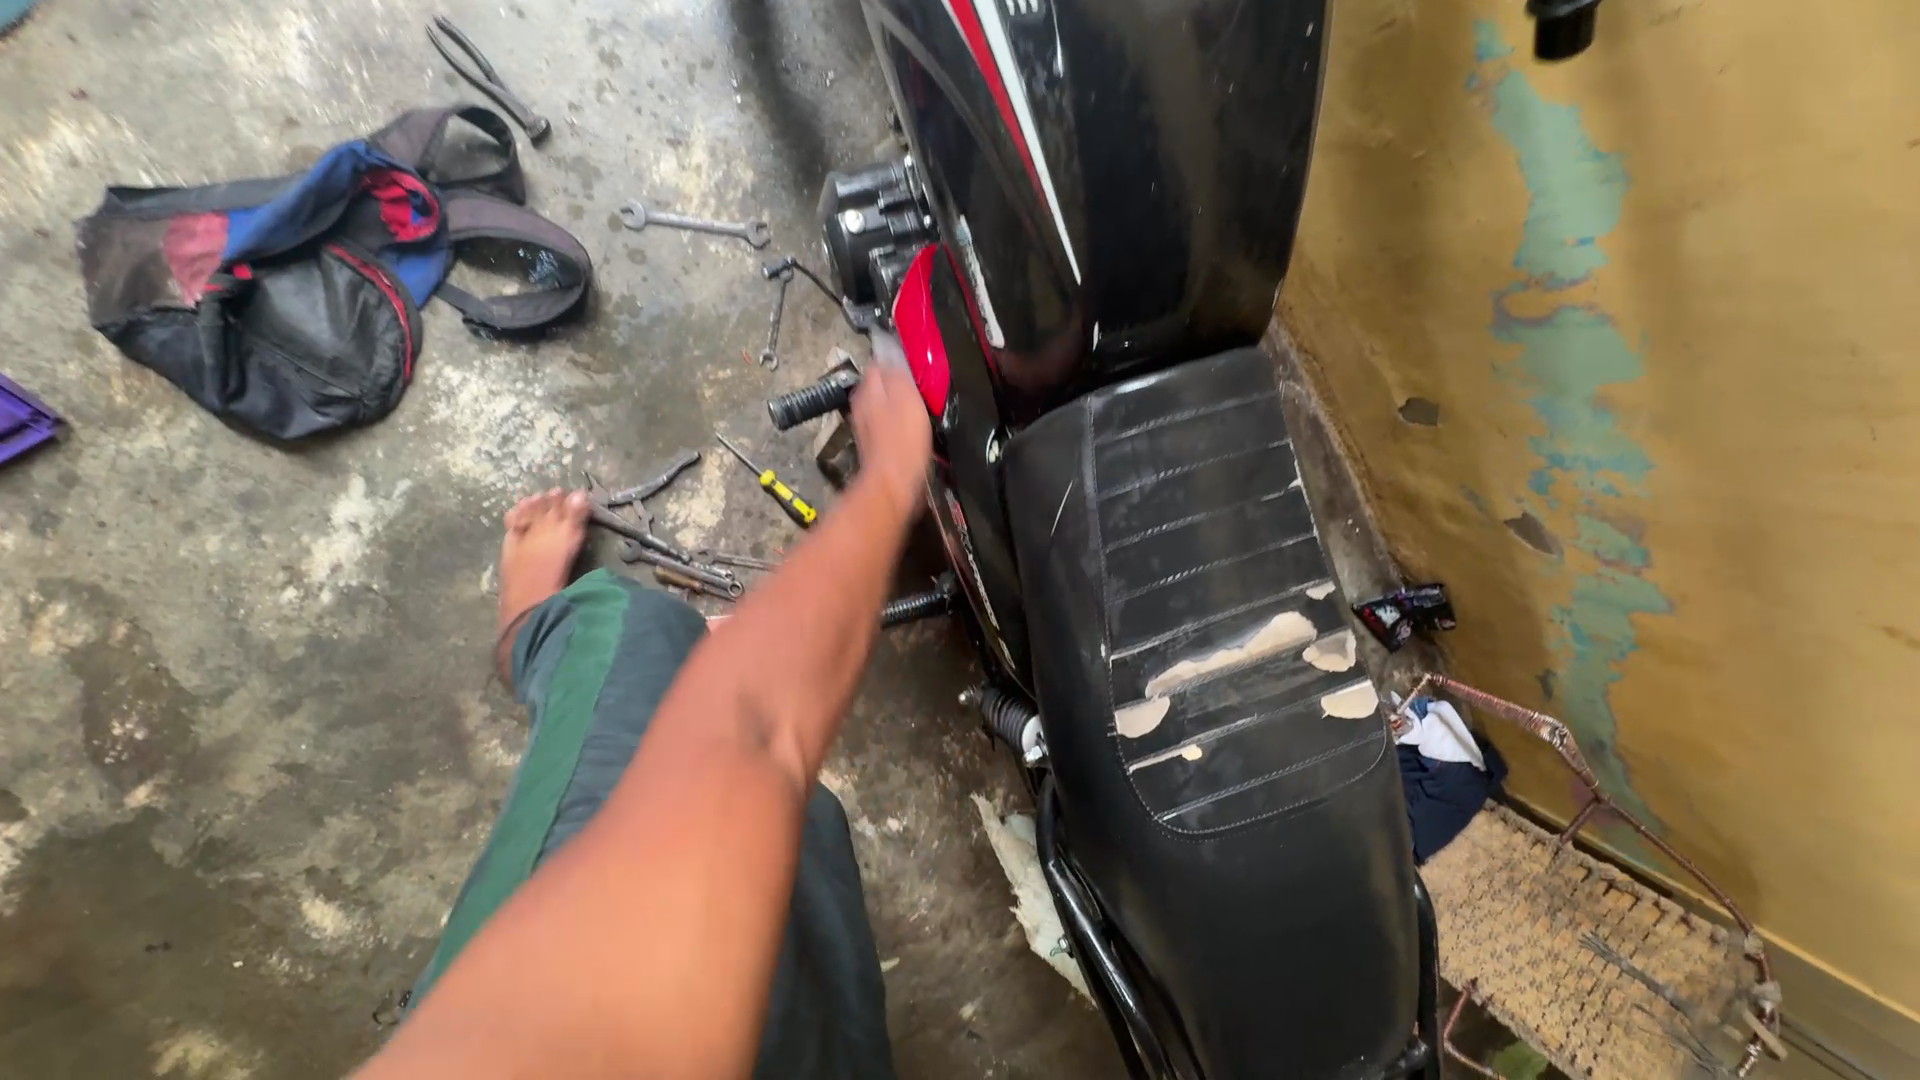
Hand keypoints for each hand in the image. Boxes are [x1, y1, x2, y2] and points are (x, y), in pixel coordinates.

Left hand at [849, 362, 932, 511]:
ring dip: (897, 402)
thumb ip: (897, 371)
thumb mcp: (906, 397)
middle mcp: (861, 404)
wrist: (893, 484)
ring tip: (918, 405)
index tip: (914, 363)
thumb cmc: (902, 440)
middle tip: (919, 385)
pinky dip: (897, 422)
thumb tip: (888, 346)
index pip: (877, 361)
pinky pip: (886, 423)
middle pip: (878, 383)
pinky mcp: (874, 444)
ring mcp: (865, 425)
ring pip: (882, 403)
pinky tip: (911, 428)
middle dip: (896, 381)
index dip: (895, 359)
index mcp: (868, 389)